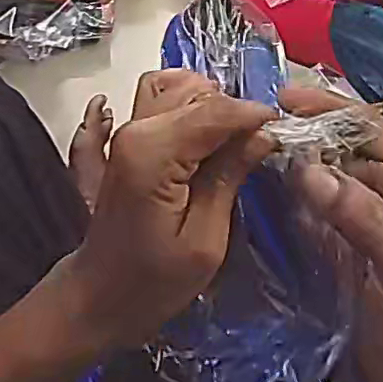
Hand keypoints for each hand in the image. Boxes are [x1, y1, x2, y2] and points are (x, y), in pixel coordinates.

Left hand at [58, 70, 277, 351]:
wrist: (99, 294)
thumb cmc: (152, 281)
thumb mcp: (204, 241)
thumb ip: (229, 178)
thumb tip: (262, 134)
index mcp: (153, 153)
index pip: (213, 112)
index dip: (252, 115)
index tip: (283, 129)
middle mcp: (136, 129)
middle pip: (195, 92)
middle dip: (233, 110)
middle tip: (259, 143)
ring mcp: (127, 130)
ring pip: (176, 87)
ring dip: (210, 103)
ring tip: (234, 139)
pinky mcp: (127, 137)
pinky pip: (159, 98)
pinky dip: (187, 103)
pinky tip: (205, 130)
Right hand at [279, 88, 382, 380]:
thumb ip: (364, 219)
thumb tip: (310, 170)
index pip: (370, 127)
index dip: (329, 108)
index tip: (285, 98)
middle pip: (339, 139)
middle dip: (302, 125)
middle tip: (258, 115)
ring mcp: (354, 201)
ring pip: (317, 161)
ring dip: (287, 149)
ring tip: (250, 137)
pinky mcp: (329, 224)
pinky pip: (302, 190)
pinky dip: (281, 179)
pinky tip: (256, 171)